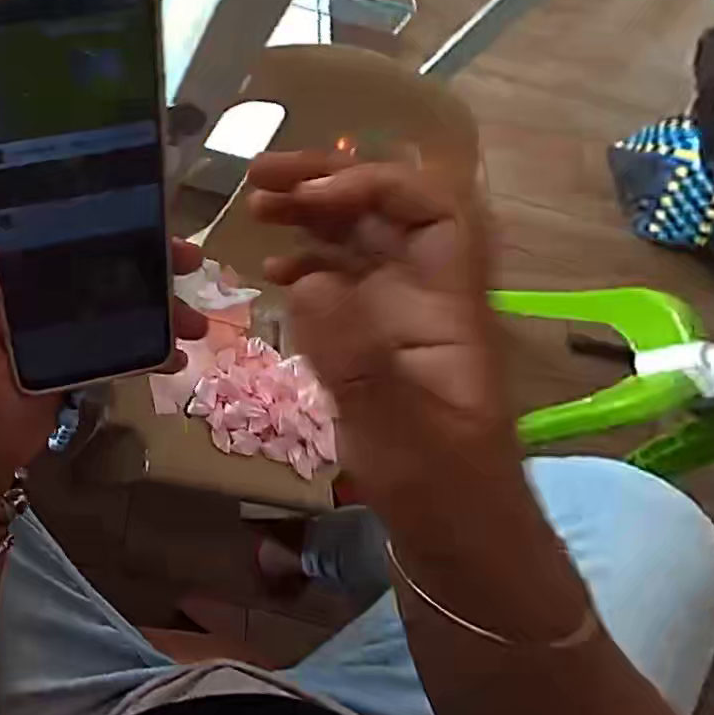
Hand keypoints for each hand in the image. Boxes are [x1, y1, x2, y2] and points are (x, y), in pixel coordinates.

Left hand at [0, 226, 207, 499]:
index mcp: (16, 285)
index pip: (63, 244)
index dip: (102, 228)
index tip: (145, 218)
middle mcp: (46, 300)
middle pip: (102, 271)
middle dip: (148, 264)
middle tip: (191, 261)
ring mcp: (68, 333)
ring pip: (121, 309)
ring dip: (161, 310)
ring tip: (196, 324)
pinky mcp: (83, 365)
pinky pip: (123, 350)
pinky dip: (152, 352)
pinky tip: (176, 359)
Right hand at [245, 151, 524, 526]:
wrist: (458, 538)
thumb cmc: (443, 495)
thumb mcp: (402, 437)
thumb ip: (357, 360)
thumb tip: (306, 279)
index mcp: (450, 306)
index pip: (435, 209)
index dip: (372, 186)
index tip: (307, 197)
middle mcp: (427, 294)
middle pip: (388, 208)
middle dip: (327, 180)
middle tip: (260, 175)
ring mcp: (397, 312)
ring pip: (359, 236)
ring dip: (308, 211)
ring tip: (255, 204)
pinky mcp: (371, 333)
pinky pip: (338, 275)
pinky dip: (303, 258)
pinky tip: (271, 266)